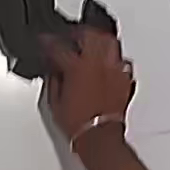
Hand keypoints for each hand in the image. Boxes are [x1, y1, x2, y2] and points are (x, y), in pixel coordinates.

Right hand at [42, 27, 134, 144]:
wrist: (99, 137)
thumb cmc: (79, 123)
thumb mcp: (54, 101)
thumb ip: (54, 79)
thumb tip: (54, 70)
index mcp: (76, 67)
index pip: (59, 46)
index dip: (48, 41)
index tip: (44, 40)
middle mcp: (97, 64)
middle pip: (89, 34)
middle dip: (77, 31)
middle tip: (70, 34)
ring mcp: (113, 69)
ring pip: (109, 41)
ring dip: (98, 38)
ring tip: (90, 40)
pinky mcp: (124, 78)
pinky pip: (121, 60)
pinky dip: (113, 57)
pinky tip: (107, 61)